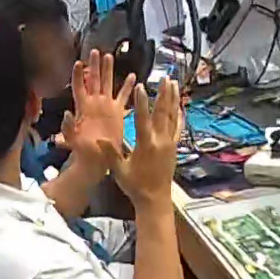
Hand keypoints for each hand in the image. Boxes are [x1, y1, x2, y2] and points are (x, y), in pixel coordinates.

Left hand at [59, 50, 135, 169]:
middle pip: (93, 80)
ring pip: (107, 84)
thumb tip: (66, 114)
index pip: (79, 87)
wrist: (96, 160)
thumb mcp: (73, 140)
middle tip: (95, 51)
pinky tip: (133, 76)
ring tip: (109, 56)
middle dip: (94, 65)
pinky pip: (123, 97)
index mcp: (83, 108)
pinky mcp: (117, 113)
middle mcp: (94, 104)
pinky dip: (128, 87)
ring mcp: (106, 107)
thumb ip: (68, 127)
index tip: (78, 62)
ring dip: (108, 70)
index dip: (77, 75)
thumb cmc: (83, 151)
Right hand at [114, 79, 182, 208]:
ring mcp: (169, 144)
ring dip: (173, 100)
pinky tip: (181, 106)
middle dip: (163, 94)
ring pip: (172, 117)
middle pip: (163, 113)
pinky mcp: (174, 148)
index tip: (142, 86)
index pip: (143, 119)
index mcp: (146, 145)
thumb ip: (111, 153)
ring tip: (174, 84)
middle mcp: (160, 142)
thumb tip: (98, 139)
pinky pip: (178, 128)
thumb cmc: (135, 186)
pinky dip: (179, 116)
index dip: (142, 102)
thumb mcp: (119, 170)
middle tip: (165, 78)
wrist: (155, 200)